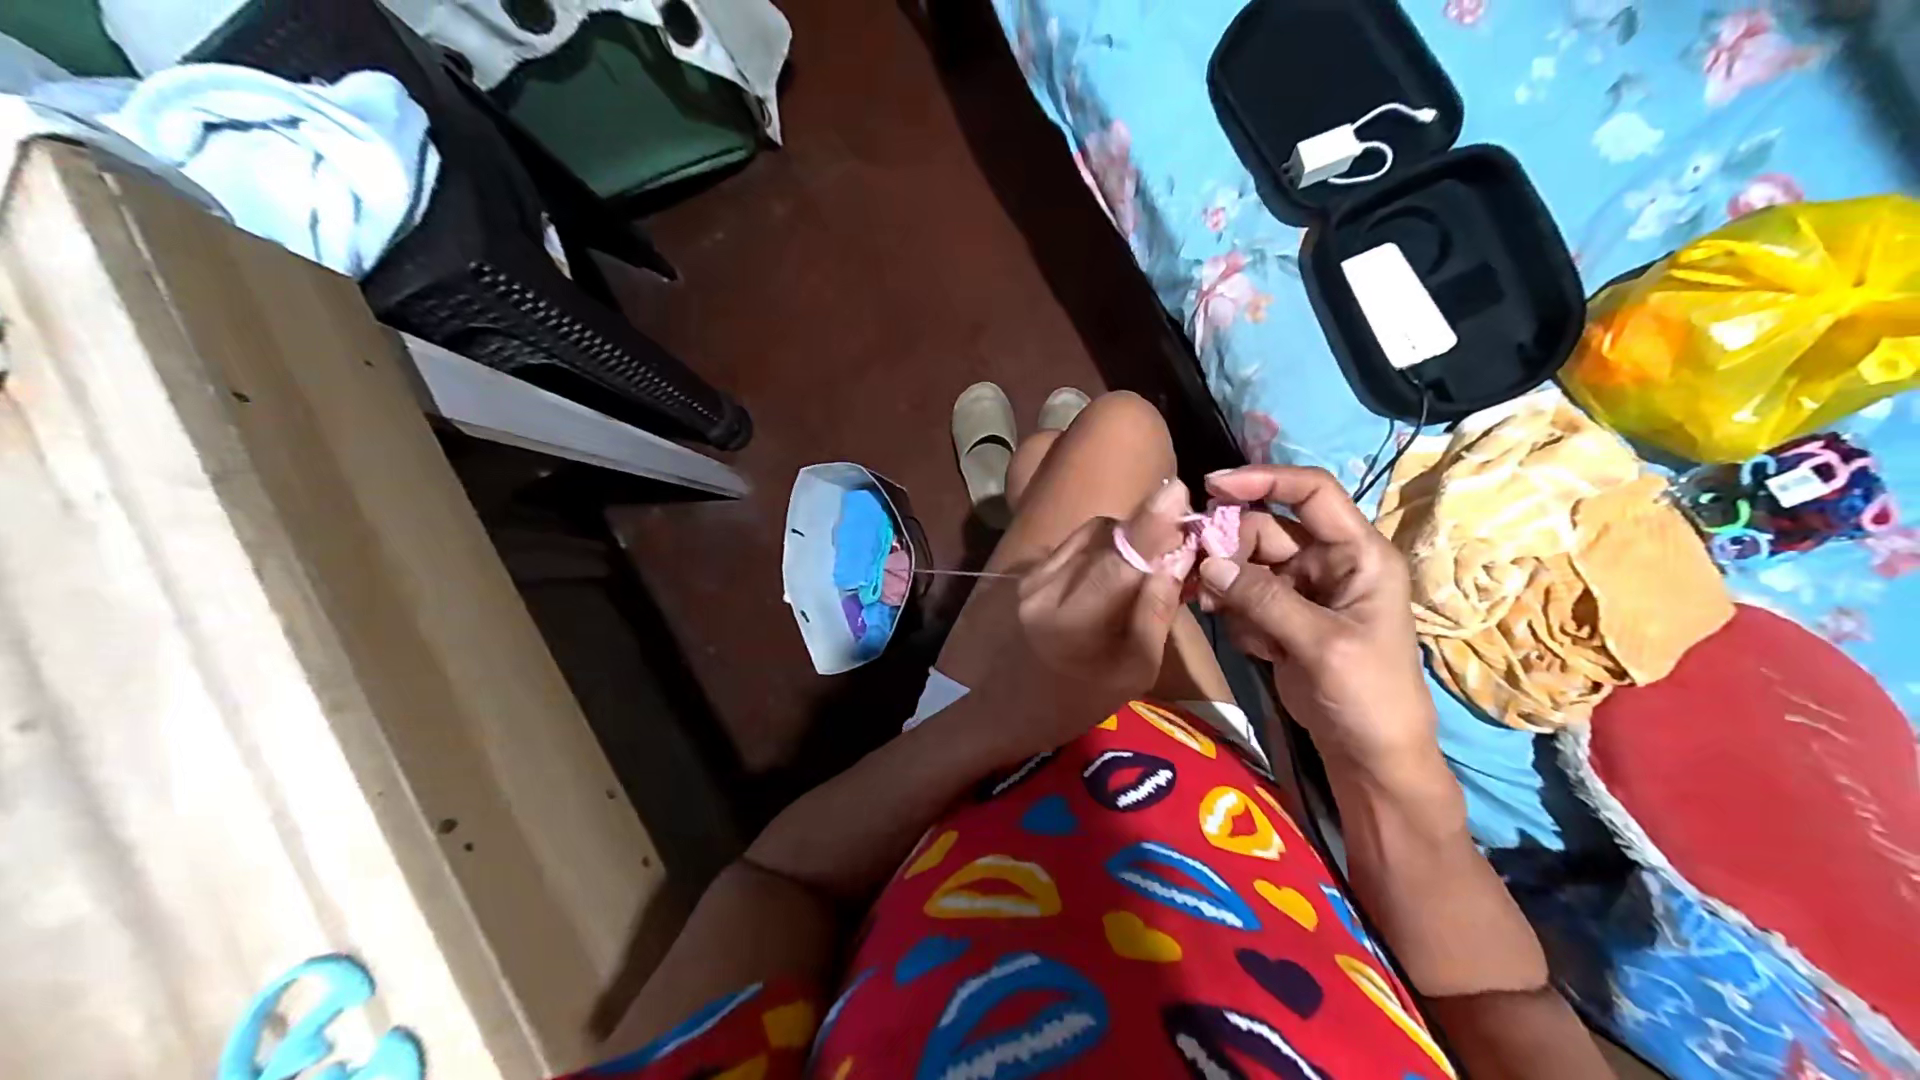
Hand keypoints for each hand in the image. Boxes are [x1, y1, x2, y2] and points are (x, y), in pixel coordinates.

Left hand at [976, 480, 1192, 755]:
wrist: (1004, 708)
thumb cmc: (1077, 703)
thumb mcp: (1134, 672)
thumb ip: (1155, 611)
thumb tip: (1179, 558)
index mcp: (1076, 623)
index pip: (1117, 561)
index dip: (1148, 524)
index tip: (1176, 490)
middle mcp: (1048, 588)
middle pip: (1105, 535)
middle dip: (1145, 529)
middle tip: (1176, 543)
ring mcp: (1031, 576)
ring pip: (1088, 533)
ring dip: (1123, 536)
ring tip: (1144, 561)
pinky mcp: (1025, 572)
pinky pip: (1073, 544)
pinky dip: (1101, 546)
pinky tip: (1111, 569)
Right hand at [1195, 466, 1441, 784]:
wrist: (1370, 755)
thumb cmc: (1368, 694)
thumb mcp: (1320, 643)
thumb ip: (1263, 598)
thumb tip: (1207, 561)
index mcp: (1358, 553)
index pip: (1312, 492)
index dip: (1264, 480)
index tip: (1212, 486)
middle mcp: (1328, 561)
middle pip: (1263, 529)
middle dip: (1230, 550)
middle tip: (1206, 584)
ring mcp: (1302, 589)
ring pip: (1246, 563)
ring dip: (1228, 587)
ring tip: (1224, 620)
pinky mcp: (1281, 615)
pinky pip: (1242, 595)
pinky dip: (1235, 614)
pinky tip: (1255, 647)